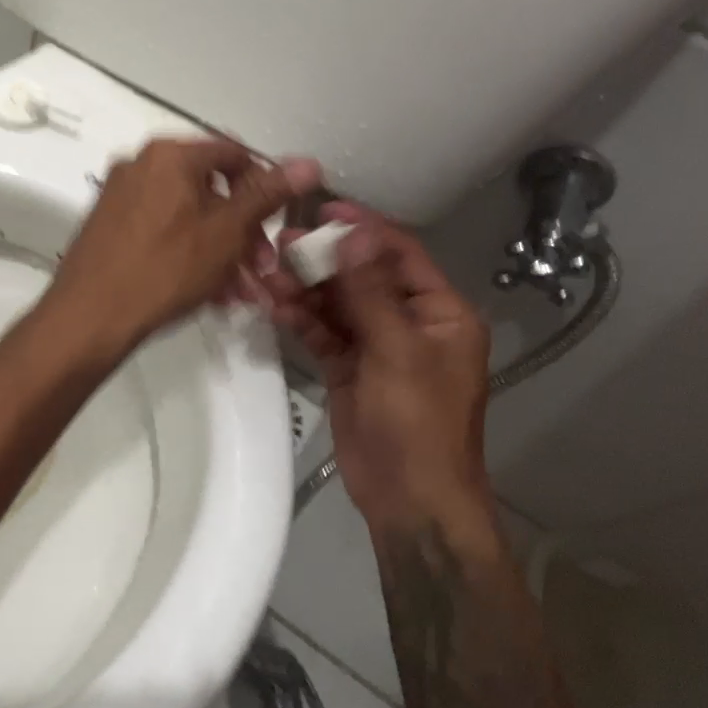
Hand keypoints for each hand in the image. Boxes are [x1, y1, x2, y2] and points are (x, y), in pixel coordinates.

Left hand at [44, 139, 322, 353]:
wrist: (88, 316)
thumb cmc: (164, 270)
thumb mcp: (226, 232)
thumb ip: (266, 195)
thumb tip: (307, 162)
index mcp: (169, 155)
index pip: (234, 154)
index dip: (264, 186)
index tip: (275, 227)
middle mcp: (139, 165)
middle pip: (209, 188)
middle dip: (242, 230)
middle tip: (260, 270)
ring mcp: (118, 196)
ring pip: (186, 216)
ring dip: (219, 250)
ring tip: (236, 293)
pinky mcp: (107, 226)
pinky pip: (160, 231)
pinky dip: (187, 254)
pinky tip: (205, 293)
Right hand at [265, 203, 493, 527]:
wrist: (410, 497)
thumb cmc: (417, 422)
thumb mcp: (397, 351)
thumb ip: (370, 292)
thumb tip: (353, 235)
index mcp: (440, 314)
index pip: (400, 256)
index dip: (363, 230)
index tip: (322, 210)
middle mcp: (410, 323)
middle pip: (361, 278)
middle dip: (322, 261)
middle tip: (279, 243)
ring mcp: (377, 347)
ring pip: (337, 305)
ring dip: (304, 289)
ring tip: (266, 273)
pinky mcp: (349, 369)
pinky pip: (323, 333)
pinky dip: (301, 319)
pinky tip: (274, 304)